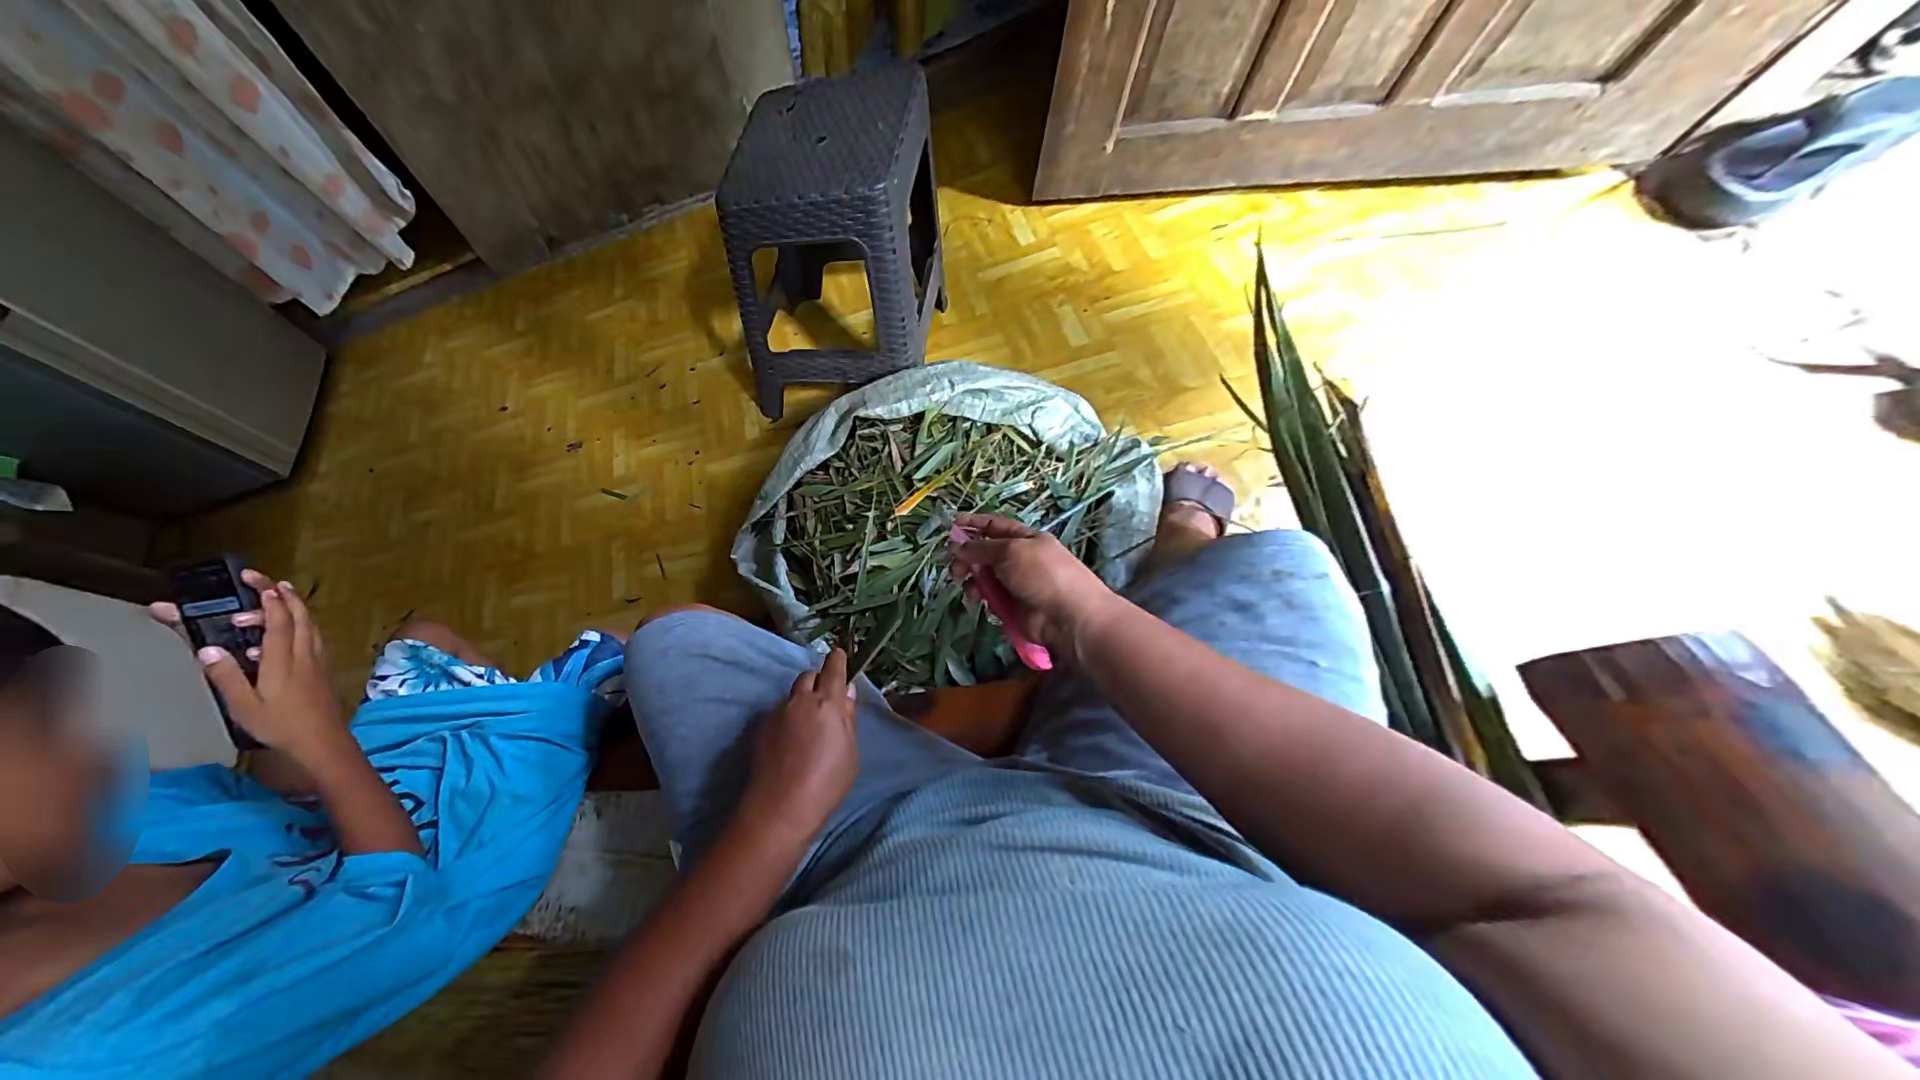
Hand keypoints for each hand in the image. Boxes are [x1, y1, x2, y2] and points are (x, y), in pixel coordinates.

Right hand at [152, 571, 345, 759]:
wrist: (322, 738)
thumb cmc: (280, 724)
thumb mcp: (243, 705)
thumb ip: (227, 676)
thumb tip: (207, 649)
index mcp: (284, 661)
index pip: (280, 622)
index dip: (270, 600)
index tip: (258, 583)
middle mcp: (306, 654)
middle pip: (300, 616)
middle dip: (283, 594)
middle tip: (263, 580)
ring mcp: (319, 659)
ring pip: (310, 625)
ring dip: (294, 607)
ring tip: (278, 595)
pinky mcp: (324, 667)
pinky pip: (314, 637)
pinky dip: (301, 624)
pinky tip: (288, 630)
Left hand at [737, 649, 858, 842]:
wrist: (780, 808)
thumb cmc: (827, 782)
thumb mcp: (851, 752)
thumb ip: (848, 718)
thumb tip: (846, 693)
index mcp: (827, 703)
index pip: (833, 670)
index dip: (837, 660)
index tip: (839, 654)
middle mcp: (800, 701)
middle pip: (808, 676)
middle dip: (817, 680)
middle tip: (826, 696)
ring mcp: (776, 714)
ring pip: (792, 696)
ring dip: (801, 700)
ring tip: (808, 723)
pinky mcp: (760, 729)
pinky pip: (778, 713)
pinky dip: (788, 718)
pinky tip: (791, 741)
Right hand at [952, 513, 1123, 663]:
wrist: (1068, 616)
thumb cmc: (1042, 575)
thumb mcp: (1010, 551)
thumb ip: (981, 548)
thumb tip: (958, 546)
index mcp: (1025, 538)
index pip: (995, 526)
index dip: (974, 524)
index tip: (952, 524)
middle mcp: (1021, 558)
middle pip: (986, 553)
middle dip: (968, 557)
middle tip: (955, 568)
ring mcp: (1017, 584)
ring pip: (985, 577)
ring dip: (973, 580)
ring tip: (967, 587)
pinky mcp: (1013, 607)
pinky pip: (990, 598)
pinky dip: (982, 598)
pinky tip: (978, 600)